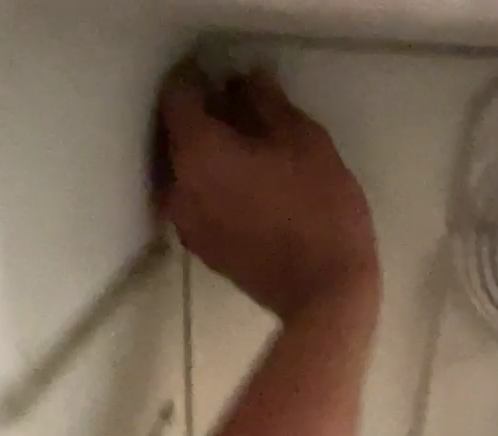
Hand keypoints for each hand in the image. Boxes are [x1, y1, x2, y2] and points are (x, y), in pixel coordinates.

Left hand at [156, 64, 378, 318]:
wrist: (322, 295)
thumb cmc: (320, 211)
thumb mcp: (304, 141)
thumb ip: (266, 102)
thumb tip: (243, 80)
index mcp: (197, 152)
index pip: (177, 96)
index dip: (198, 80)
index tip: (223, 78)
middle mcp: (178, 188)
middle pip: (174, 137)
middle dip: (200, 120)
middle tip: (238, 113)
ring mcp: (186, 224)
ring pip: (181, 174)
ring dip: (203, 157)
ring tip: (242, 153)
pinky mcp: (201, 250)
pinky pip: (193, 203)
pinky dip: (207, 188)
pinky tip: (242, 188)